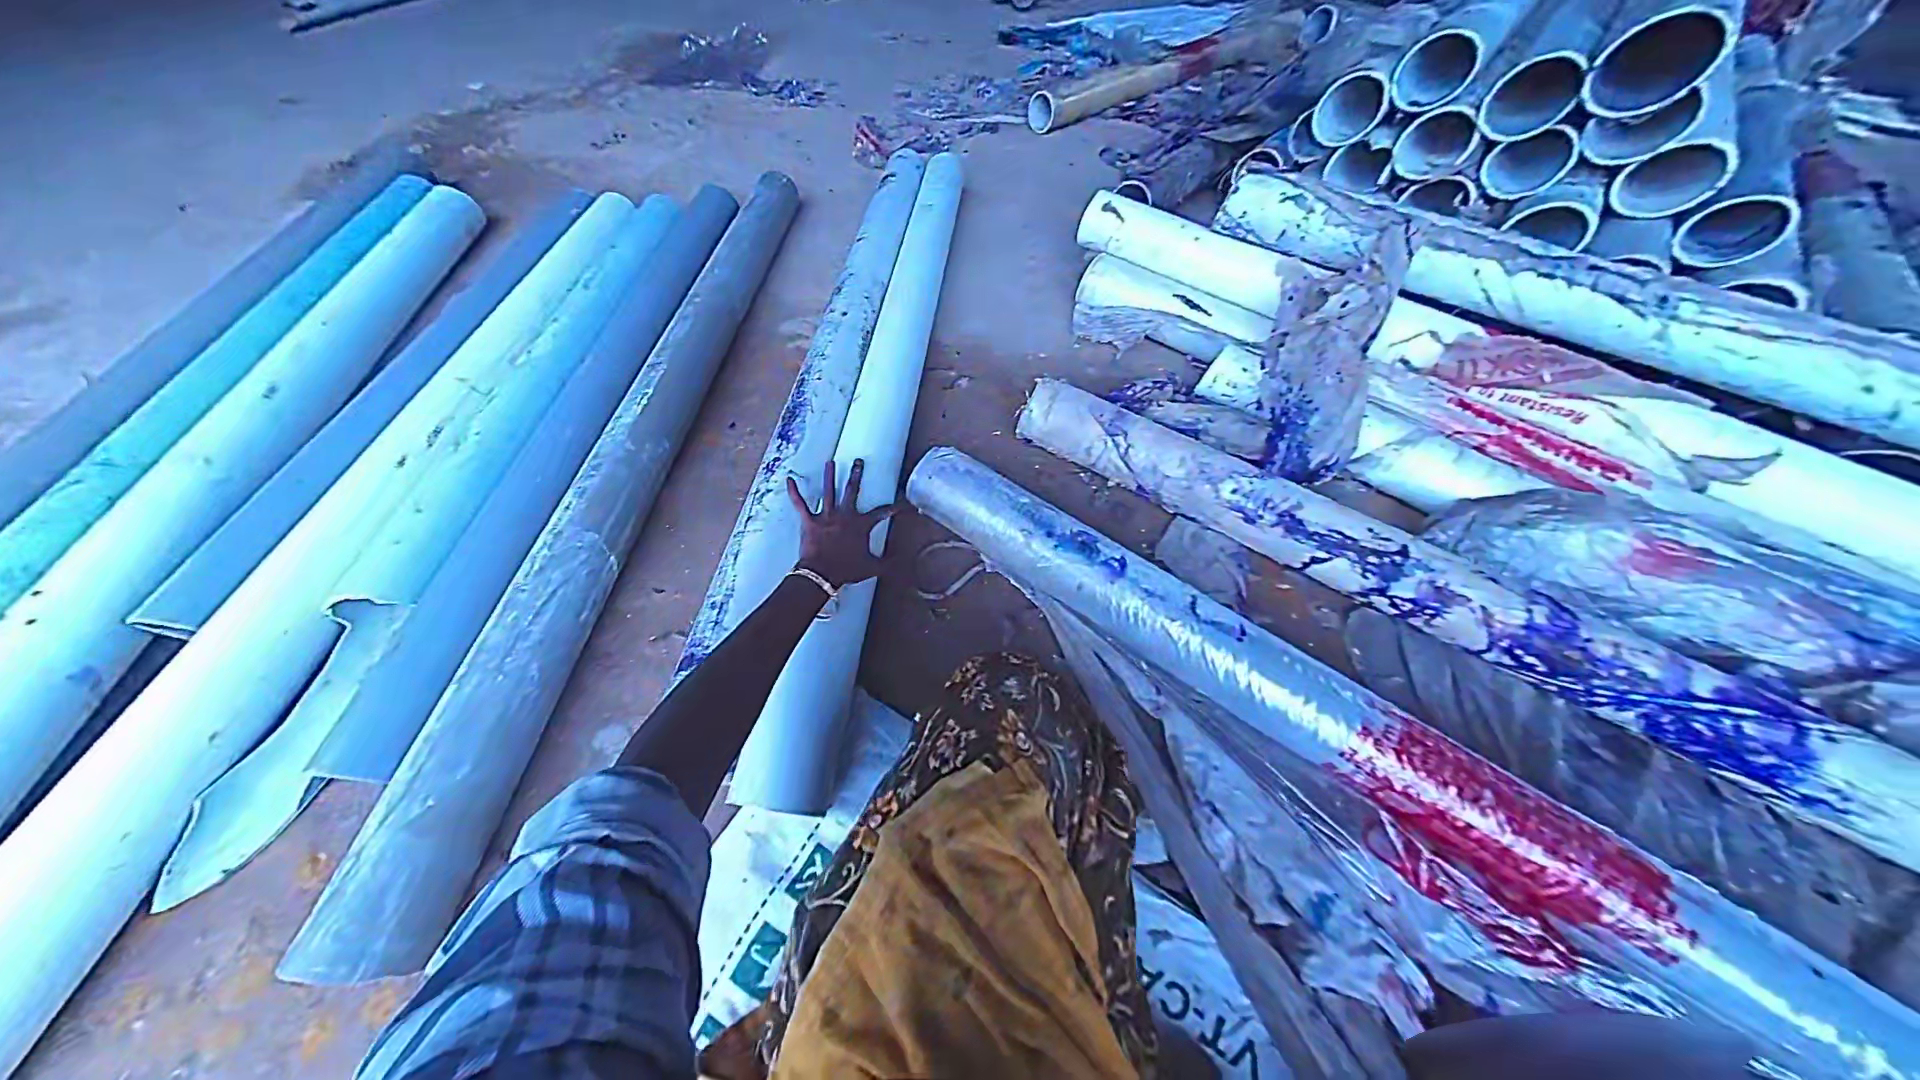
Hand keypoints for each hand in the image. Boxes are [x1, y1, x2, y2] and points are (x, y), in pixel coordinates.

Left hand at [788, 459, 901, 587]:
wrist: (822, 574)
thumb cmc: (847, 570)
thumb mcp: (872, 567)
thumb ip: (887, 562)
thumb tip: (901, 561)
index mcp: (860, 525)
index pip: (880, 513)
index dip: (892, 508)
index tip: (899, 504)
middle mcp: (844, 515)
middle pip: (852, 490)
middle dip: (856, 475)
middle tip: (858, 462)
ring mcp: (826, 516)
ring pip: (828, 491)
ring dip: (829, 476)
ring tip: (830, 463)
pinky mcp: (809, 521)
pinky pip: (800, 504)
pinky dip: (794, 492)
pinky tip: (790, 479)